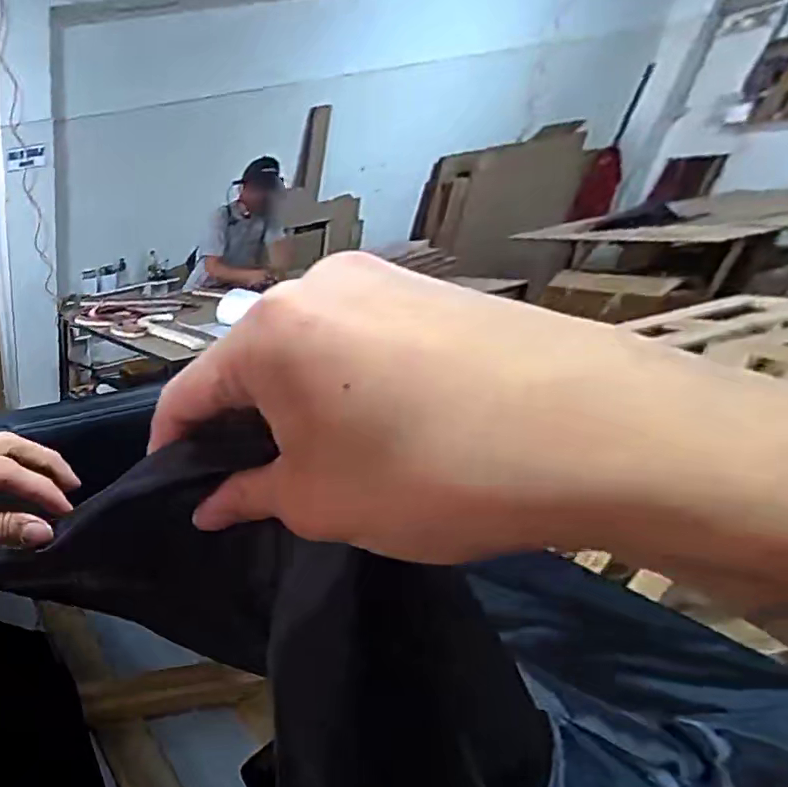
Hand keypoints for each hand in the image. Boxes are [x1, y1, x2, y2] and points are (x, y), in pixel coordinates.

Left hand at [0, 432, 79, 593]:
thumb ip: (3, 528)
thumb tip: (46, 531)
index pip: (5, 467)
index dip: (40, 488)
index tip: (67, 509)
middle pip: (1, 448)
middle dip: (38, 464)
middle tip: (71, 484)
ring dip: (20, 471)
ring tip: (52, 486)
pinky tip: (17, 492)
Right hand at [150, 251, 701, 563]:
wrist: (618, 438)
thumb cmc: (427, 473)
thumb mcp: (315, 500)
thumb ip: (246, 496)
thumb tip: (209, 507)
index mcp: (268, 333)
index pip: (186, 394)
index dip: (169, 446)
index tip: (172, 485)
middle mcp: (314, 287)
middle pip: (241, 365)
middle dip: (230, 424)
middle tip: (241, 478)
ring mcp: (380, 279)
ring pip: (297, 349)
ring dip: (283, 403)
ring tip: (304, 453)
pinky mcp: (432, 289)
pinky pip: (351, 338)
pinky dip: (334, 382)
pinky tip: (363, 423)